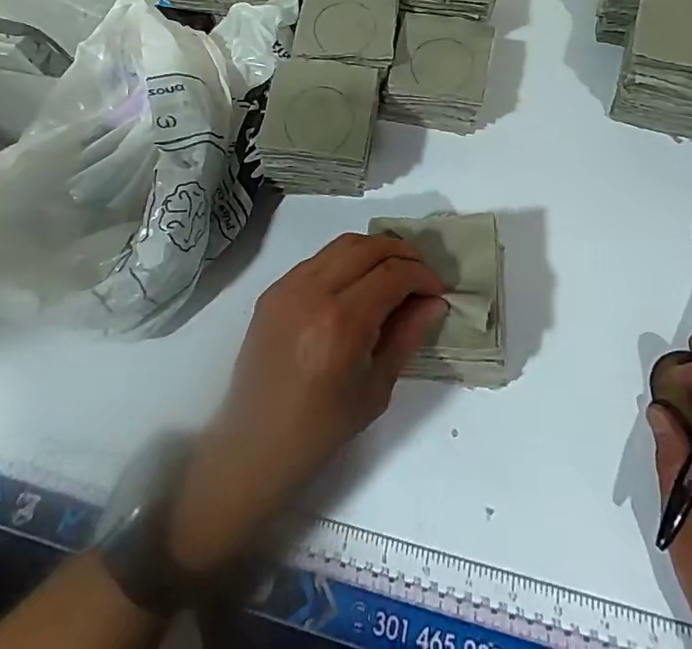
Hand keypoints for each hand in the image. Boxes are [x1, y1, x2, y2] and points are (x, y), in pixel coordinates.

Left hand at [166, 232, 448, 572]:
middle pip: (369, 247)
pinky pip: (318, 260)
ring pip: (342, 245)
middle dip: (403, 254)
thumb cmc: (322, 427)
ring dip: (375, 251)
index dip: (423, 276)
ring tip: (394, 273)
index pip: (393, 274)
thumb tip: (434, 301)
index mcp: (341, 323)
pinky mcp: (272, 293)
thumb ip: (407, 335)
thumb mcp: (377, 386)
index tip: (437, 291)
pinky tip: (358, 285)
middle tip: (421, 276)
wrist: (254, 446)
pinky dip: (346, 261)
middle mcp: (311, 294)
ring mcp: (286, 289)